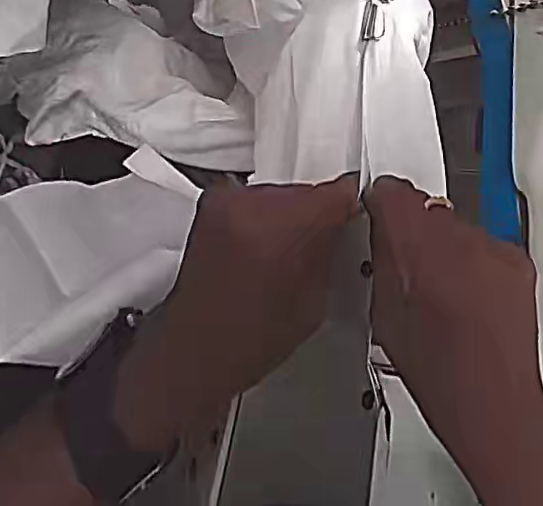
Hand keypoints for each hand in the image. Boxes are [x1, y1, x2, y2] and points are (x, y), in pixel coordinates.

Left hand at [114, 175, 358, 451]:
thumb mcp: (314, 302)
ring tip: (279, 251)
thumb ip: (331, 251)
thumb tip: (341, 225)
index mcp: (291, 229)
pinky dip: (260, 213)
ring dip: (286, 213)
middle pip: (308, 190)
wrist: (192, 351)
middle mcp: (258, 206)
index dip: (348, 202)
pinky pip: (254, 197)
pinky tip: (258, 244)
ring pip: (281, 191)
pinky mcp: (213, 204)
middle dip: (315, 212)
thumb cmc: (246, 340)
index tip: (349, 208)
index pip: (337, 191)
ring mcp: (231, 203)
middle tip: (312, 243)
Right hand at [365, 177, 542, 505]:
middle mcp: (456, 236)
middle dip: (418, 230)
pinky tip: (472, 297)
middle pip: (428, 208)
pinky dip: (477, 262)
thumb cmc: (439, 371)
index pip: (394, 192)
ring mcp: (489, 246)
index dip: (385, 201)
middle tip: (414, 266)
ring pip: (458, 226)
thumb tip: (382, 236)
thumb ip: (382, 261)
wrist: (493, 400)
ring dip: (449, 247)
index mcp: (415, 244)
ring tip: (447, 291)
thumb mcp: (385, 313)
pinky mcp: (515, 259)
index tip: (383, 209)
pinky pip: (486, 245)